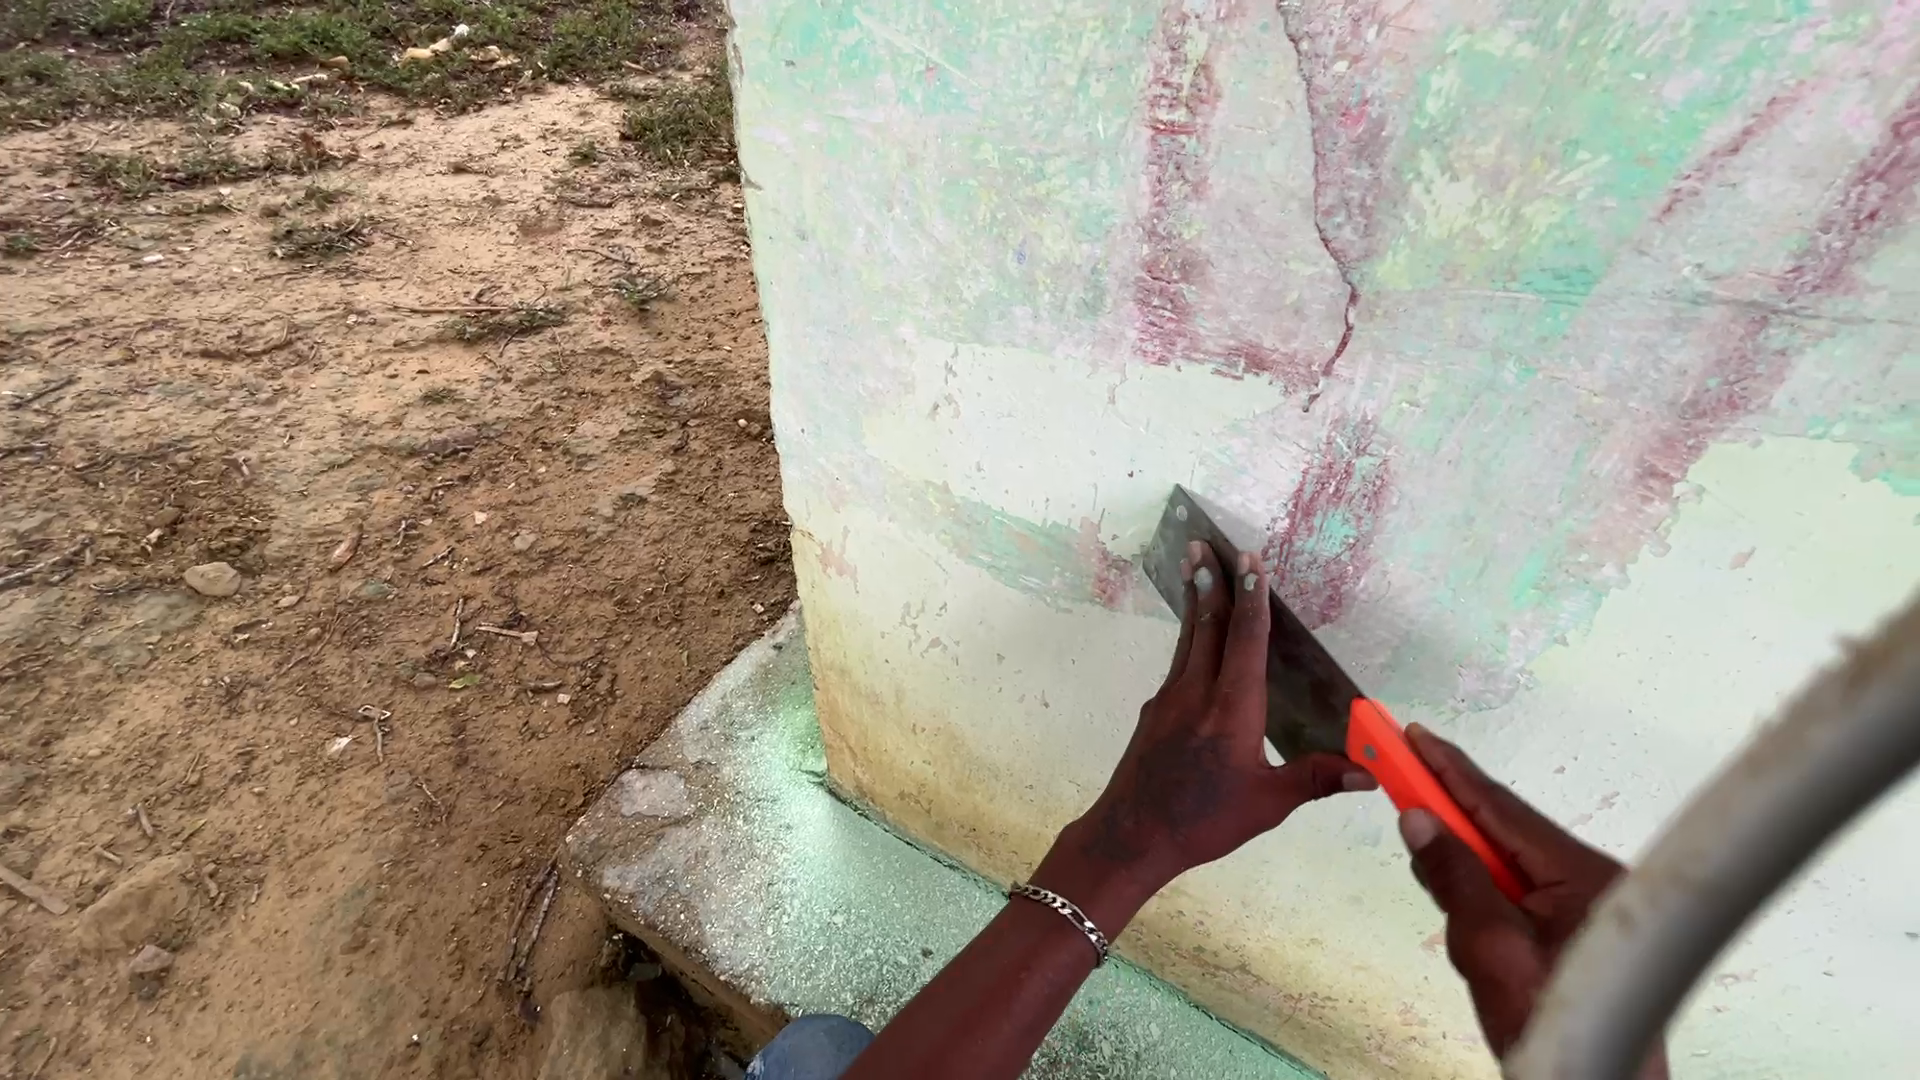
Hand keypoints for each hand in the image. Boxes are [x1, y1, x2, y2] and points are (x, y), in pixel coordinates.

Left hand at [1041, 541, 1372, 913]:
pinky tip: (1194, 638)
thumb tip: (1370, 772)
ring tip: (1194, 568)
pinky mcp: (1154, 710)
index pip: (1244, 640)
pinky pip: (1178, 661)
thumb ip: (1315, 779)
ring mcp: (1168, 697)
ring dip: (1195, 602)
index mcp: (1230, 707)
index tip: (1249, 561)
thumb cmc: (1204, 819)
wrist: (1132, 832)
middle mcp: (1196, 690)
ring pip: (1187, 639)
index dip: (1251, 599)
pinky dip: (1189, 637)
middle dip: (1209, 581)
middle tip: (1202, 542)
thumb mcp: (1267, 803)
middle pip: (1206, 625)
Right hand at [1399, 726, 1667, 1076]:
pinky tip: (1456, 897)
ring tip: (1433, 872)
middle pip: (1502, 827)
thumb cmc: (1548, 1023)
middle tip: (1399, 778)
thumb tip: (1417, 818)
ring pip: (1503, 857)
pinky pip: (1510, 884)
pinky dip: (1475, 882)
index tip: (1412, 733)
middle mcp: (1590, 878)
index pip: (1500, 806)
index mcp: (1582, 875)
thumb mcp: (1490, 946)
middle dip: (1448, 811)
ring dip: (1460, 856)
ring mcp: (1584, 903)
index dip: (1449, 767)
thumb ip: (1454, 876)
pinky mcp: (1572, 926)